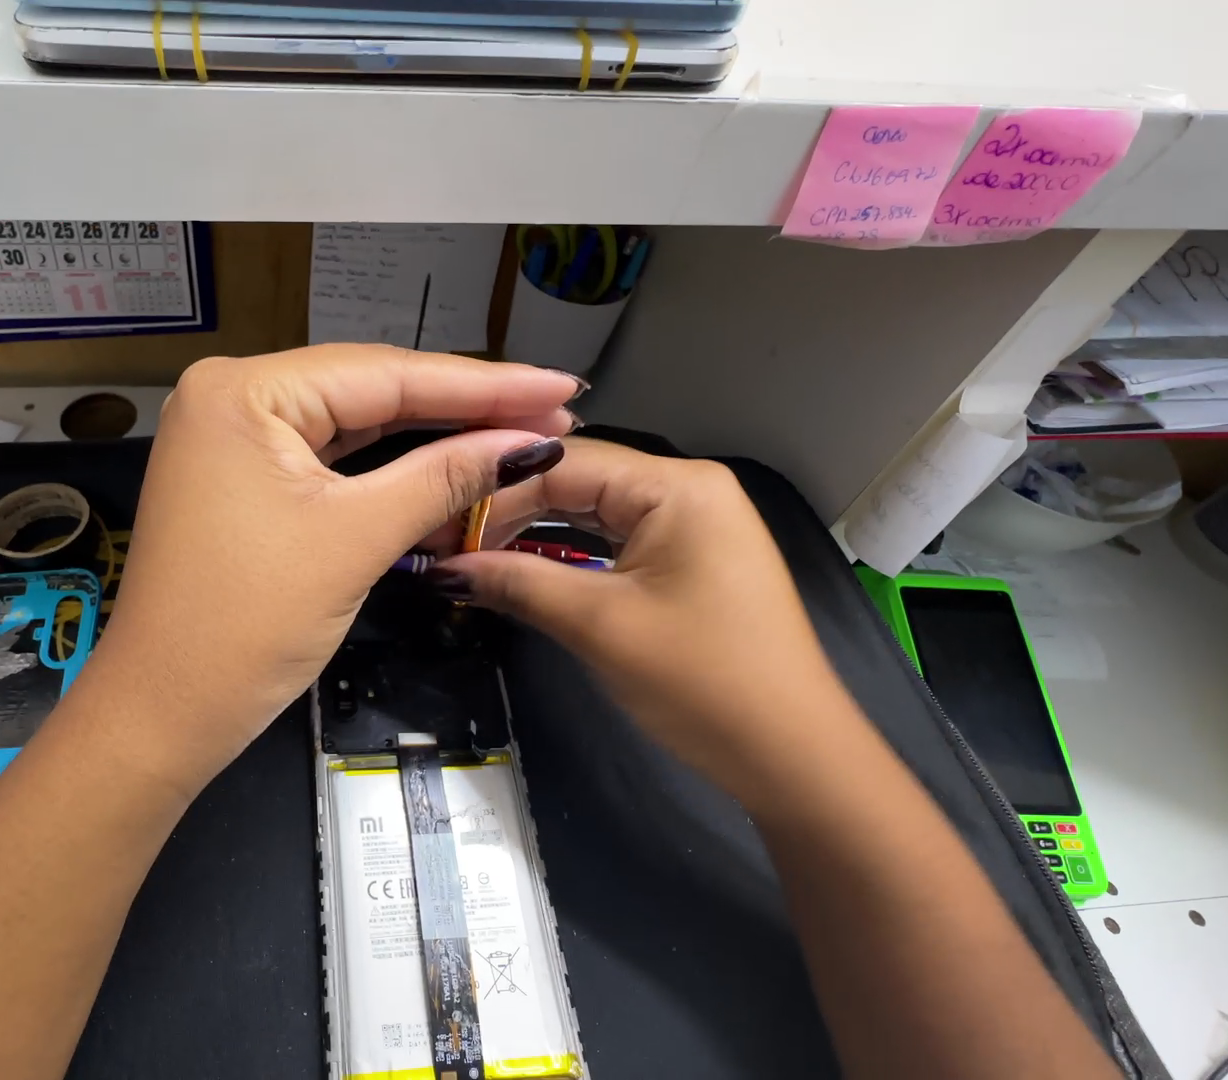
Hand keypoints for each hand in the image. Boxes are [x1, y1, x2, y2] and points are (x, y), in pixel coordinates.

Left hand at [83, 345, 580, 788]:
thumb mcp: (353, 539)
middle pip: (370, 391)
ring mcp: (235, 439)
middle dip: (463, 406)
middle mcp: (232, 397)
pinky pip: (330, 458)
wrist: (166, 713)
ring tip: (516, 430)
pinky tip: (448, 457)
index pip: (385, 372)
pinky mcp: (245, 479)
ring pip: (355, 425)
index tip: (560, 384)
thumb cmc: (247, 625)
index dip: (483, 383)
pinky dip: (388, 465)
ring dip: (432, 434)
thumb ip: (443, 477)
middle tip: (551, 410)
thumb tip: (528, 443)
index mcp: (242, 390)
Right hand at [424, 438, 855, 802]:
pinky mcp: (686, 561)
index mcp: (676, 485)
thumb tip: (442, 568)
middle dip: (507, 512)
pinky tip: (518, 566)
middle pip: (574, 482)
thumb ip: (518, 583)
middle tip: (443, 544)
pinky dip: (564, 556)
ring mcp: (689, 525)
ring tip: (468, 554)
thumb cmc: (703, 683)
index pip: (561, 464)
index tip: (434, 524)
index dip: (491, 491)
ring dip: (531, 534)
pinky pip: (610, 542)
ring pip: (588, 513)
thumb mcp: (600, 626)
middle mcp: (685, 489)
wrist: (793, 759)